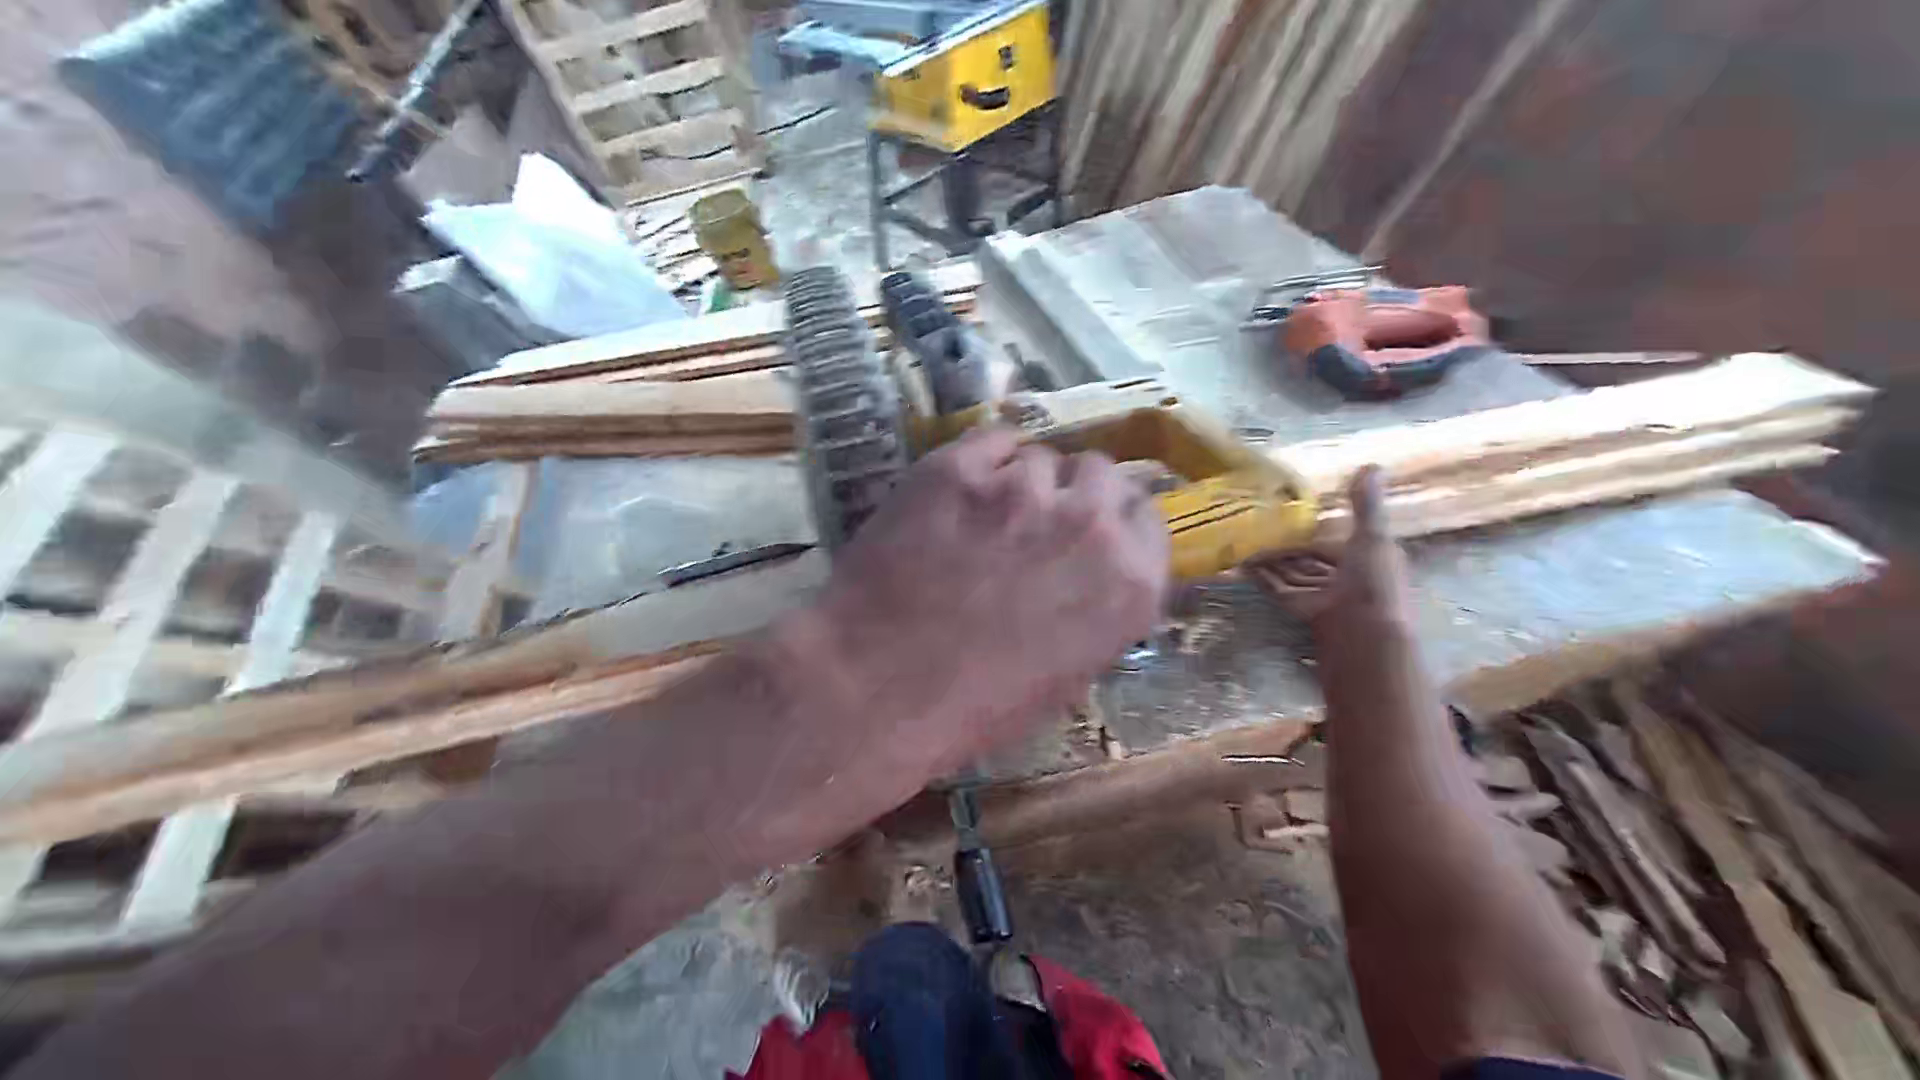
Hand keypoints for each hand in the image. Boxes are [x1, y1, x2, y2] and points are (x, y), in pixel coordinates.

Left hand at [807, 426, 1169, 776]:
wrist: (878, 690)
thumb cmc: (975, 705)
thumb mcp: (1067, 670)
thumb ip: (1096, 603)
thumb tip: (1088, 566)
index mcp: (1129, 583)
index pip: (1145, 516)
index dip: (1113, 518)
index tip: (1087, 526)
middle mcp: (1089, 525)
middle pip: (1101, 472)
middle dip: (1073, 491)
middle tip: (1037, 517)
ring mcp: (1021, 490)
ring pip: (1039, 456)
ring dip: (1021, 480)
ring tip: (984, 514)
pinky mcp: (958, 468)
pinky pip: (991, 439)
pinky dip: (982, 460)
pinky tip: (960, 489)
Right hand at [1250, 466, 1412, 639]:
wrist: (1363, 632)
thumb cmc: (1373, 581)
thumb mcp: (1373, 536)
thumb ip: (1366, 504)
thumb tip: (1372, 463)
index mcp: (1368, 559)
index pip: (1337, 543)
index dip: (1316, 533)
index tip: (1288, 518)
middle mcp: (1347, 578)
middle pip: (1312, 561)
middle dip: (1288, 550)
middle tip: (1258, 532)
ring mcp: (1324, 596)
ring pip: (1295, 574)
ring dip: (1273, 562)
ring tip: (1246, 546)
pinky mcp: (1304, 611)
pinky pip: (1281, 590)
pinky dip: (1265, 579)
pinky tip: (1246, 567)